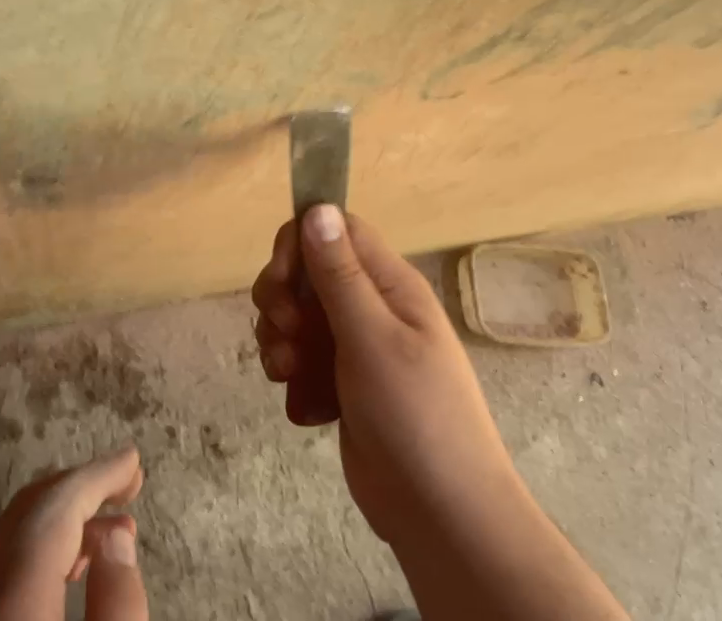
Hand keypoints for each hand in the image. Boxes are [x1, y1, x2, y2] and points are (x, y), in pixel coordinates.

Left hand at [0, 447, 148, 620]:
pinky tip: (77, 566)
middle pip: (27, 514)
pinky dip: (44, 547)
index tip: (132, 459)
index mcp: (13, 594)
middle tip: (127, 481)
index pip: (52, 510)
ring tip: (116, 528)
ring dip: (64, 518)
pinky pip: (7, 564)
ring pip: (13, 537)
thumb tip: (119, 535)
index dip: (95, 476)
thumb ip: (117, 603)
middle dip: (79, 487)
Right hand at [251, 206, 515, 544]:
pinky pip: (303, 364)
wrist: (440, 514)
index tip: (281, 282)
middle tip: (285, 335)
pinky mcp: (344, 387)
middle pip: (307, 275)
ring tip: (289, 377)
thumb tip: (319, 207)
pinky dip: (296, 383)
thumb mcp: (372, 339)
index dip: (298, 246)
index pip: (335, 231)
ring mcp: (359, 350)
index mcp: (391, 286)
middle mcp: (374, 309)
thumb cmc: (415, 417)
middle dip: (282, 301)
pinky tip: (307, 410)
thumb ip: (340, 274)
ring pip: (298, 320)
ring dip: (282, 344)